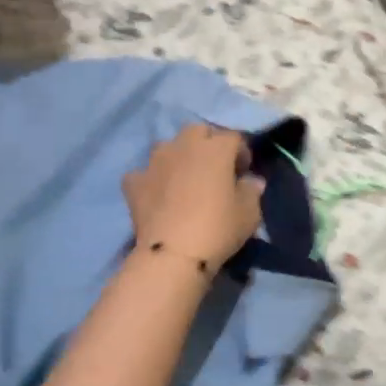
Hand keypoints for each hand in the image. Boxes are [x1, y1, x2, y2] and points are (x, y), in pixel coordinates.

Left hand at [123, 123, 265, 269]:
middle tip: (214, 169)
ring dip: (178, 157)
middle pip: (198, 131)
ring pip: (168, 147)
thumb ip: (252, 191)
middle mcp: (184, 145)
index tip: (244, 173)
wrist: (173, 253)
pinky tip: (156, 195)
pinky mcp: (134, 182)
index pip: (234, 138)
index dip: (241, 153)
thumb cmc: (218, 228)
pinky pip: (143, 173)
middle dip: (207, 144)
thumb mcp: (249, 213)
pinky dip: (151, 180)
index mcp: (216, 148)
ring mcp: (155, 162)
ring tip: (183, 180)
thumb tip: (251, 181)